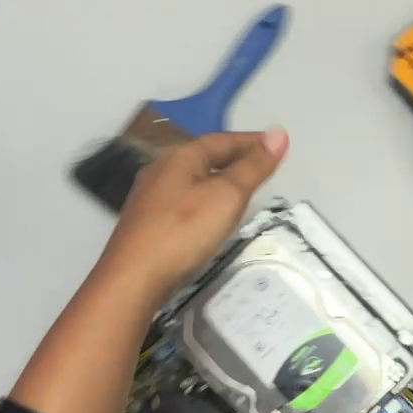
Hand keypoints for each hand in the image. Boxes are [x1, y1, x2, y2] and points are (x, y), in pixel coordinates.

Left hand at [97, 129, 288, 299]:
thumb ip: (254, 166)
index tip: (277, 146)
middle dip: (235, 159)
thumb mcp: (227, 195)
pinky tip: (209, 215)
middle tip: (263, 168)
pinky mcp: (146, 223)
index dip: (252, 142)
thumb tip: (279, 133)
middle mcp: (161, 170)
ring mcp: (149, 197)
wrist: (133, 278)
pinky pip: (183, 200)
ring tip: (242, 190)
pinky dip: (204, 199)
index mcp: (180, 157)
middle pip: (205, 157)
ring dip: (218, 179)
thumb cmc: (184, 230)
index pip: (223, 140)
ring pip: (192, 179)